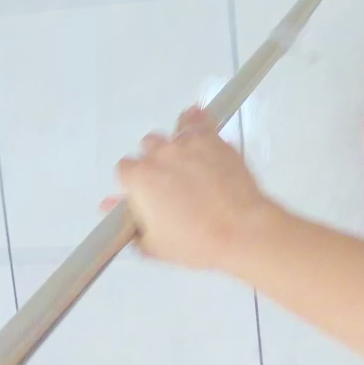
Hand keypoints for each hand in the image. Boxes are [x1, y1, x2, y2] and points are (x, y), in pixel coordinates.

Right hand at [112, 106, 284, 270]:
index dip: (132, 181)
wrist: (241, 230)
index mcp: (140, 178)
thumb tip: (122, 218)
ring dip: (173, 143)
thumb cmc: (200, 240)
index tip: (141, 190)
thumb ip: (132, 226)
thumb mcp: (154, 246)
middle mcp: (161, 155)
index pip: (124, 169)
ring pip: (171, 133)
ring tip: (183, 159)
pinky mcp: (213, 140)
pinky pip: (198, 119)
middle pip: (147, 147)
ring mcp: (187, 144)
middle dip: (153, 161)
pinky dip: (195, 120)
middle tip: (167, 181)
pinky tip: (195, 118)